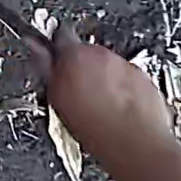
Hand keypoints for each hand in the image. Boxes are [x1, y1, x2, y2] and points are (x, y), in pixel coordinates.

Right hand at [29, 25, 174, 157]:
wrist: (135, 145)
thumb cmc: (93, 124)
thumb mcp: (55, 96)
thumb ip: (44, 66)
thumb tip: (34, 46)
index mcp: (75, 53)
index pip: (61, 34)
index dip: (57, 48)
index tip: (55, 59)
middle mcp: (102, 54)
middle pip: (86, 52)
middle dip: (81, 67)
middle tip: (77, 90)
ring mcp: (126, 67)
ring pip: (108, 66)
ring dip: (103, 78)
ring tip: (99, 104)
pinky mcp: (145, 81)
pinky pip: (129, 79)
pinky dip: (124, 90)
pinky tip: (118, 110)